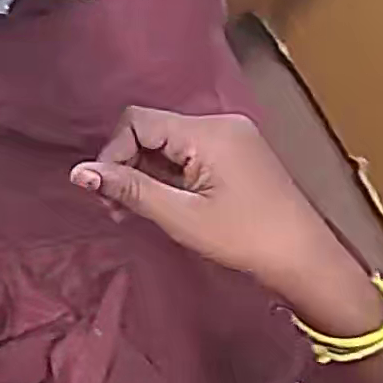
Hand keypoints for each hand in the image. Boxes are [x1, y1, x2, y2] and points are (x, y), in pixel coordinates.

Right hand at [70, 107, 381, 332]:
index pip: (136, 121)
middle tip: (117, 208)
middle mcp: (218, 123)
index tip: (108, 194)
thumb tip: (77, 172)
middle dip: (125, 165)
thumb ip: (128, 189)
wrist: (304, 260)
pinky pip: (184, 153)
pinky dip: (165, 175)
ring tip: (135, 211)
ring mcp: (229, 136)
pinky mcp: (234, 153)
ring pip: (164, 143)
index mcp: (207, 132)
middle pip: (149, 130)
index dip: (113, 154)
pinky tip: (162, 203)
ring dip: (142, 173)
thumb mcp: (179, 216)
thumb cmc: (242, 238)